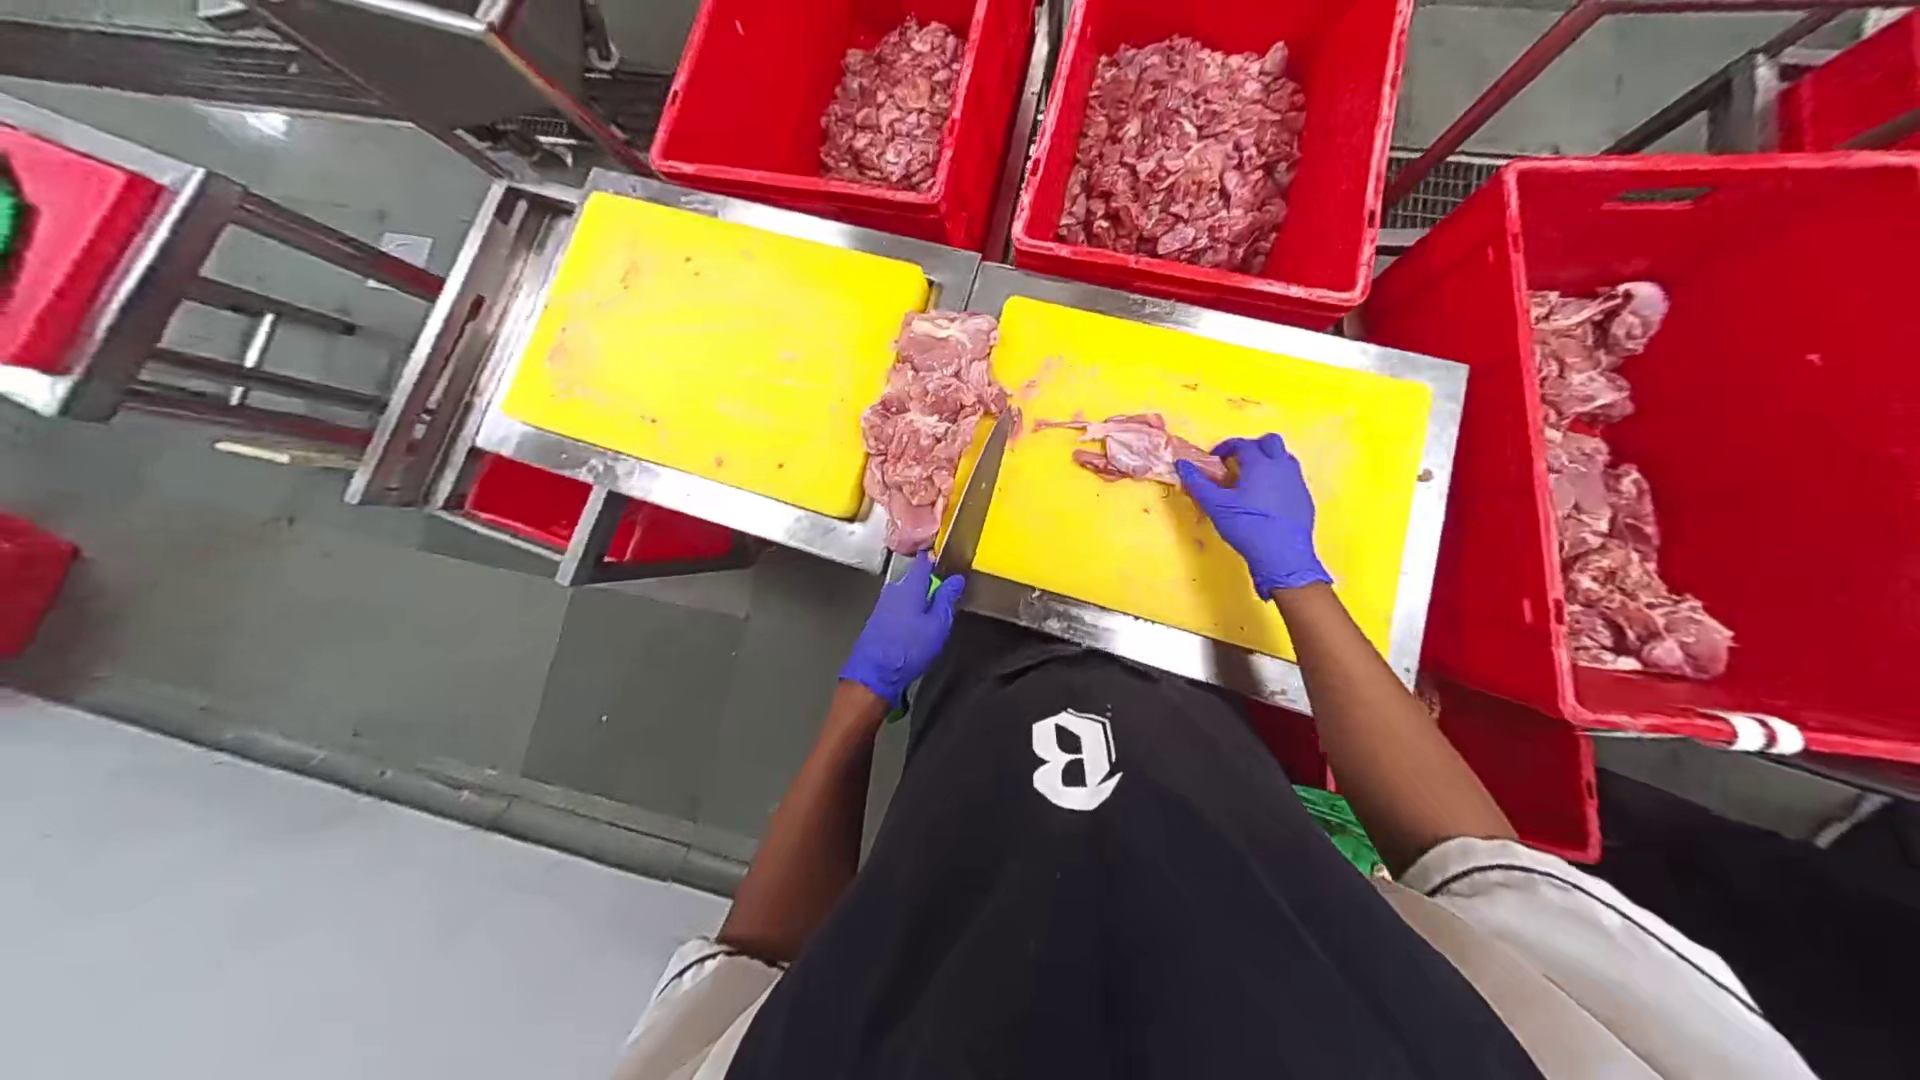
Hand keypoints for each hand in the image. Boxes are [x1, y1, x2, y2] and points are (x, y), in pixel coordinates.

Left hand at [838, 552, 964, 705]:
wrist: (873, 674)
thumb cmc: (909, 648)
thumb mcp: (938, 624)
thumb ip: (947, 599)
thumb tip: (956, 579)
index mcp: (910, 586)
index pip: (923, 561)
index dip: (935, 558)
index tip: (946, 559)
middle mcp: (893, 590)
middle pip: (915, 580)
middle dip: (930, 585)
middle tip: (946, 597)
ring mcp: (882, 604)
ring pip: (906, 595)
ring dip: (919, 601)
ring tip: (932, 618)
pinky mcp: (877, 619)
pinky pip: (898, 608)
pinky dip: (908, 612)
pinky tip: (915, 629)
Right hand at [1176, 433, 1331, 595]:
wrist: (1283, 554)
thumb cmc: (1246, 526)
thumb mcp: (1215, 506)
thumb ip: (1197, 483)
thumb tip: (1182, 464)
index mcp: (1259, 464)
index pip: (1242, 444)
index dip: (1226, 447)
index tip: (1214, 459)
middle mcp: (1281, 466)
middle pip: (1270, 441)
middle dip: (1252, 447)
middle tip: (1236, 462)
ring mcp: (1297, 481)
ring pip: (1284, 457)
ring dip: (1267, 460)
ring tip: (1251, 479)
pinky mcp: (1304, 498)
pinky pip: (1291, 477)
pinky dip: (1277, 478)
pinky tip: (1266, 499)